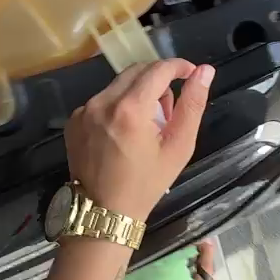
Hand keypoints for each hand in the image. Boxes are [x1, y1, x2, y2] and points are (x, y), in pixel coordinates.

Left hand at [65, 59, 214, 220]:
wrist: (104, 212)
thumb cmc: (146, 183)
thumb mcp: (178, 147)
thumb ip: (192, 105)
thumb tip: (204, 71)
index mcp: (130, 109)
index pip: (158, 69)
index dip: (179, 67)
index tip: (191, 75)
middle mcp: (102, 102)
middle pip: (137, 71)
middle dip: (158, 81)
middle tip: (168, 110)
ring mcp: (84, 110)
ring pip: (119, 84)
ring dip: (138, 94)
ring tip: (146, 126)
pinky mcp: (74, 120)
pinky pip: (102, 100)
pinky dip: (118, 107)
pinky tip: (123, 134)